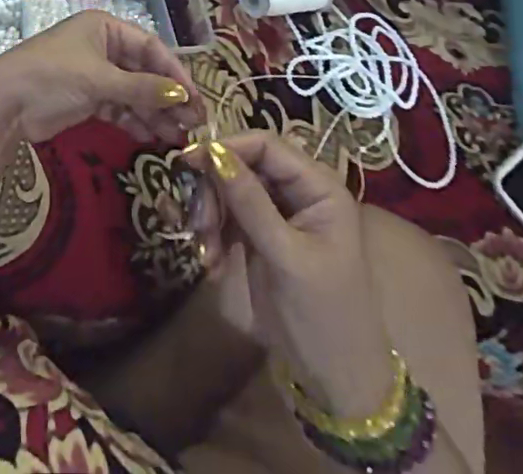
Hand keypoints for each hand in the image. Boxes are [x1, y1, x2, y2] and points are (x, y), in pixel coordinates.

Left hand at [0, 10, 203, 146]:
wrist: (4, 104)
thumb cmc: (52, 77)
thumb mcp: (99, 79)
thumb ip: (142, 88)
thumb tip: (182, 97)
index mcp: (103, 28)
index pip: (150, 47)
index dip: (174, 73)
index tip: (195, 99)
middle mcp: (101, 47)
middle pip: (144, 71)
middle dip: (167, 97)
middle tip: (192, 124)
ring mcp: (93, 74)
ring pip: (133, 92)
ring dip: (154, 113)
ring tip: (177, 137)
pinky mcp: (85, 99)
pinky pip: (118, 107)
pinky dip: (134, 120)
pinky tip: (152, 137)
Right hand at [181, 131, 396, 420]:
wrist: (334, 378)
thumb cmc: (324, 314)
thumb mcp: (286, 256)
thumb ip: (250, 202)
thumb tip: (213, 152)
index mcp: (319, 188)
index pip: (266, 145)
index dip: (226, 147)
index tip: (188, 163)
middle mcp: (297, 192)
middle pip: (240, 165)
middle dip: (213, 191)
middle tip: (196, 223)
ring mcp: (276, 214)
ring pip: (226, 191)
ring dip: (207, 216)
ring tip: (204, 251)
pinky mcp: (258, 236)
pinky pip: (224, 218)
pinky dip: (211, 236)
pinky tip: (212, 264)